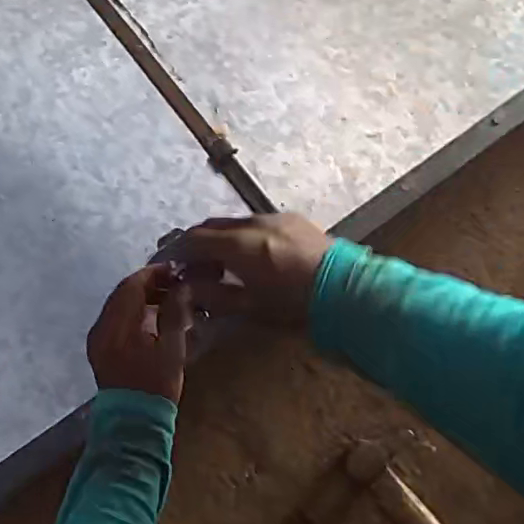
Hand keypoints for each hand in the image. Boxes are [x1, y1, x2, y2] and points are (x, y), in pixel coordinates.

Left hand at [87, 264, 192, 402]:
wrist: (133, 424)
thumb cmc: (156, 388)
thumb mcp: (171, 350)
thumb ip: (174, 314)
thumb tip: (181, 288)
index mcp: (116, 326)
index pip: (131, 287)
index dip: (153, 274)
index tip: (174, 270)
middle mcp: (100, 327)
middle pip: (121, 293)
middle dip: (147, 284)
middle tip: (174, 282)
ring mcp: (97, 337)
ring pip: (117, 305)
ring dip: (140, 297)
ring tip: (169, 298)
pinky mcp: (99, 347)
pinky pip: (114, 319)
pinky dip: (132, 312)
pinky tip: (153, 315)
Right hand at [176, 213, 334, 328]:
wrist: (353, 294)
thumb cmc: (297, 306)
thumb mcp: (250, 306)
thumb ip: (213, 294)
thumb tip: (186, 288)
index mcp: (239, 244)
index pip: (193, 240)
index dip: (176, 253)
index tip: (170, 268)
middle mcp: (252, 223)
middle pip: (210, 227)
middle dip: (195, 245)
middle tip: (191, 268)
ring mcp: (273, 217)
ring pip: (233, 224)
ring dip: (219, 240)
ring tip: (221, 265)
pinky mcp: (291, 219)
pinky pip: (255, 224)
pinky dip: (242, 237)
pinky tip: (250, 257)